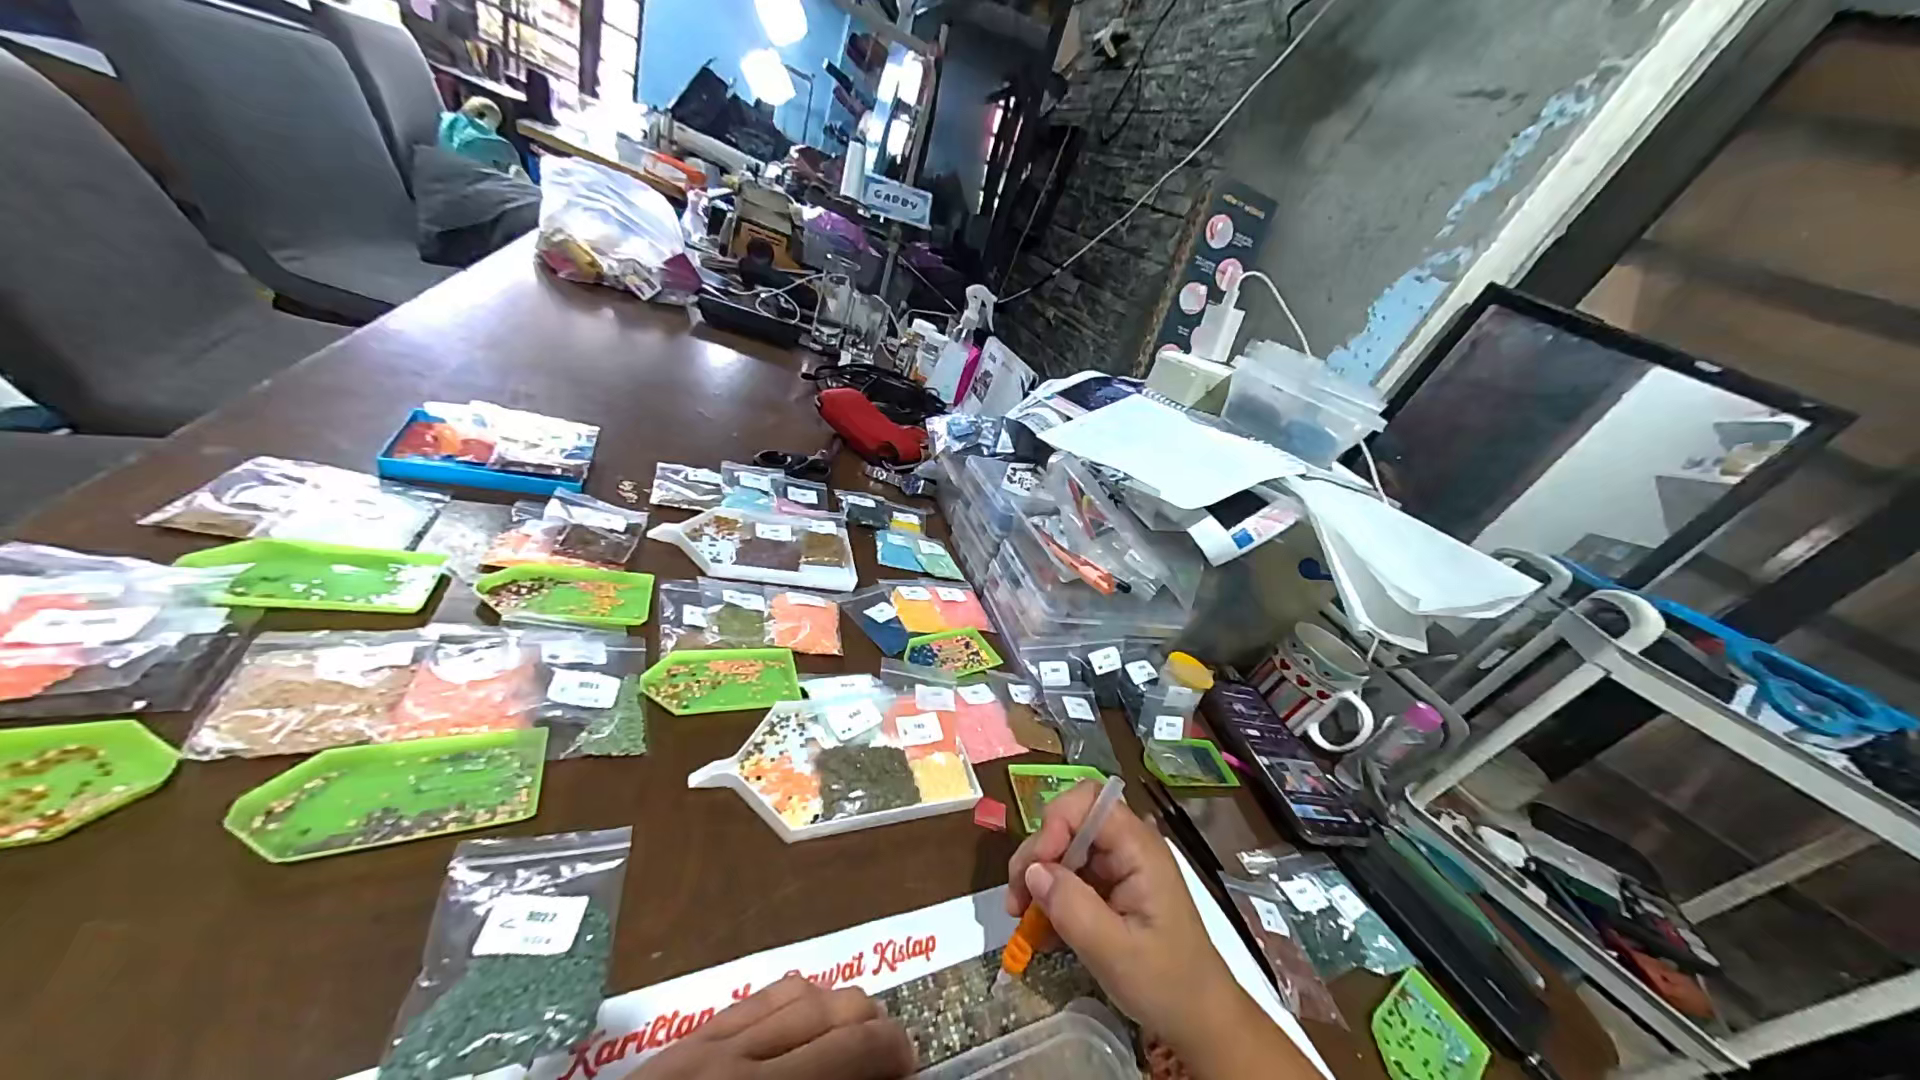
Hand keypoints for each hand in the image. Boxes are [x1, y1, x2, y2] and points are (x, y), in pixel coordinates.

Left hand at [633, 974, 914, 1079]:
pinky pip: (759, 996)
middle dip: (877, 1028)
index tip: (909, 1070)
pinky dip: (799, 1000)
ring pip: (803, 991)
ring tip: (856, 1034)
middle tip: (889, 1060)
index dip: (896, 1054)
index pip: (854, 1049)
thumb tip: (871, 1079)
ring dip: (841, 1008)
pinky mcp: (688, 1035)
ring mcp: (709, 1039)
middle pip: (836, 1008)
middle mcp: (738, 1056)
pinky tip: (808, 1020)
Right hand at [1006, 781, 1233, 1039]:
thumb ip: (1071, 907)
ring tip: (1023, 918)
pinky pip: (1072, 875)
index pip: (1088, 801)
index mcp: (1138, 848)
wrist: (1202, 1020)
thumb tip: (1033, 870)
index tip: (1035, 869)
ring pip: (1065, 849)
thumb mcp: (1114, 952)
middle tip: (1016, 900)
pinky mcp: (1112, 887)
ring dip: (1038, 878)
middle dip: (1037, 855)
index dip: (1054, 824)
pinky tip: (1042, 930)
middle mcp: (1128, 846)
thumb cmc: (1167, 984)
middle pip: (1069, 822)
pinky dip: (1051, 897)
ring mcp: (1119, 866)